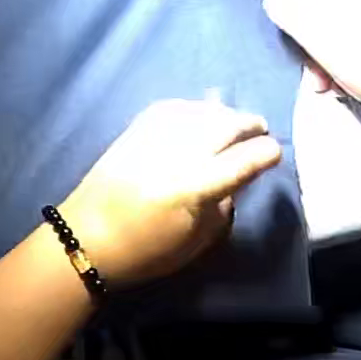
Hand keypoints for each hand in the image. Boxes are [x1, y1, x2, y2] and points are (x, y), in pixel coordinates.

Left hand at [56, 99, 283, 286]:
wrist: (86, 240)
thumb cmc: (145, 252)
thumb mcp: (196, 241)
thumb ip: (222, 208)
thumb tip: (234, 181)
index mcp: (194, 189)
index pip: (242, 161)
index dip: (266, 154)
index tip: (274, 153)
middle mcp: (176, 156)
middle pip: (224, 126)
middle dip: (249, 124)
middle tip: (260, 129)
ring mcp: (153, 139)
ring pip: (199, 112)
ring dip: (223, 113)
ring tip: (233, 120)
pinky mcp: (133, 132)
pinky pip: (170, 107)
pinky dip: (191, 107)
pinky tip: (200, 113)